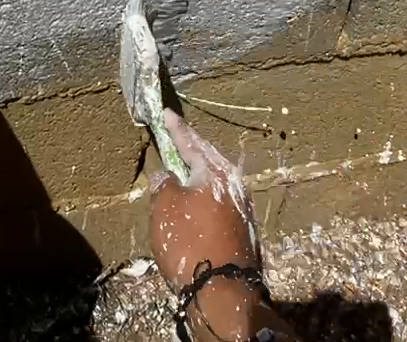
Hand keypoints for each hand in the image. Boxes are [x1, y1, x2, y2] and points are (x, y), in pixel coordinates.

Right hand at [150, 111, 277, 341]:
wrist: (223, 293)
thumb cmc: (190, 243)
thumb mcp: (165, 209)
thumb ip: (164, 184)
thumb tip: (167, 174)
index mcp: (214, 172)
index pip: (190, 142)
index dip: (175, 128)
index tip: (166, 113)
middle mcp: (233, 183)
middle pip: (208, 156)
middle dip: (191, 144)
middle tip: (176, 131)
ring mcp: (242, 205)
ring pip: (217, 176)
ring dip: (200, 167)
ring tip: (185, 160)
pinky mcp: (243, 226)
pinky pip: (220, 194)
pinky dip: (206, 188)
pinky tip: (198, 193)